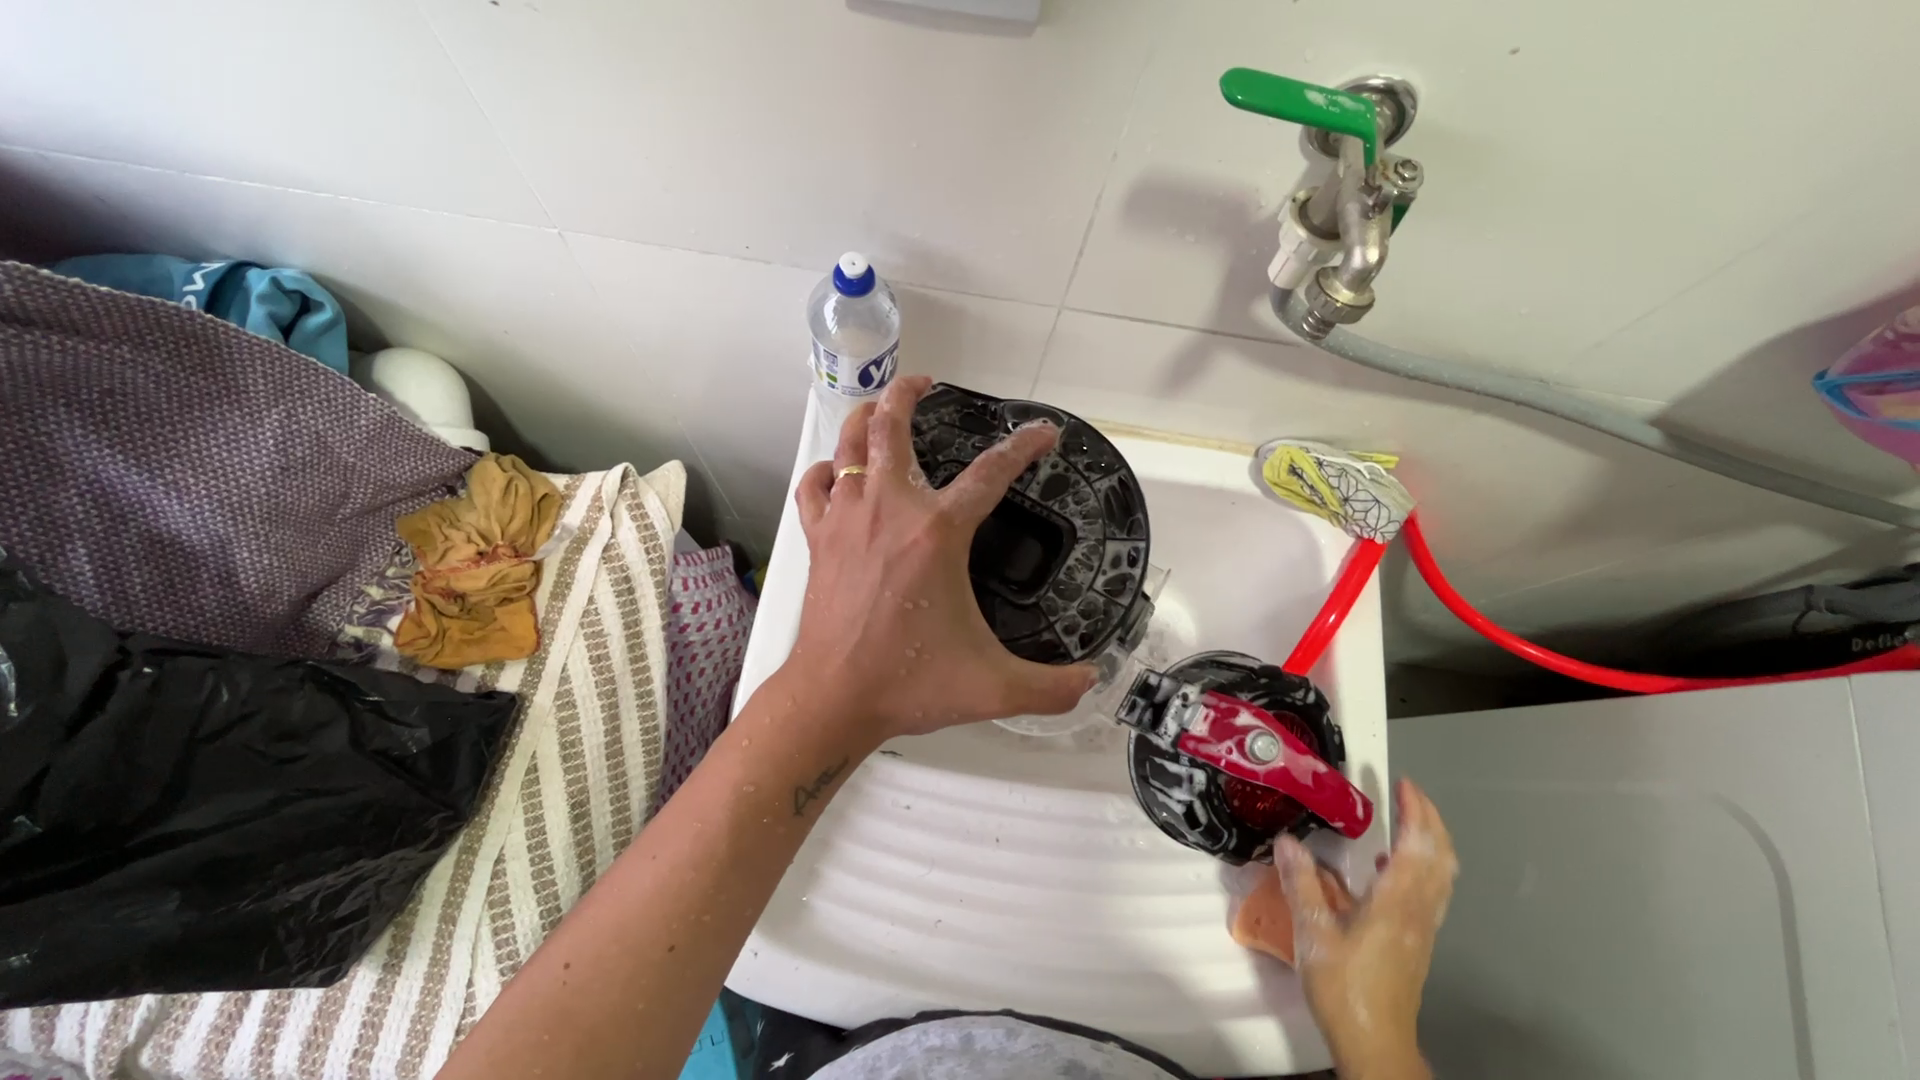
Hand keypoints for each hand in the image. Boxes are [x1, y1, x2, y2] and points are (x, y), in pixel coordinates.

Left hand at [789, 376, 1095, 741]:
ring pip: (849, 445)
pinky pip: (816, 487)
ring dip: (865, 418)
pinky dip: (827, 471)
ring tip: (879, 406)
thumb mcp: (993, 687)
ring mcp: (848, 521)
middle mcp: (890, 512)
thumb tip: (1090, 683)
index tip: (1043, 433)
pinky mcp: (821, 540)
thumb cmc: (907, 682)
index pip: (991, 473)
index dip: (1024, 446)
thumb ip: (1050, 686)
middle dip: (908, 394)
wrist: (834, 698)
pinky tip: (836, 472)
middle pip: (892, 427)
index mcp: (937, 533)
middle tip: (925, 384)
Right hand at [1277, 778, 1456, 1079]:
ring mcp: (1422, 927)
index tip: (1405, 784)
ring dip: (1430, 842)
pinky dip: (1420, 866)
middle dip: (1430, 821)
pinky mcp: (1417, 941)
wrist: (1374, 1042)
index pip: (1417, 847)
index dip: (1416, 812)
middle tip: (1410, 795)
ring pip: (1440, 875)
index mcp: (1396, 903)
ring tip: (1406, 822)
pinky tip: (1387, 868)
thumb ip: (1302, 884)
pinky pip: (1430, 891)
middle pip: (1440, 858)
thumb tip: (1288, 841)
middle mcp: (1418, 911)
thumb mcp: (1313, 934)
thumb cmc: (1344, 987)